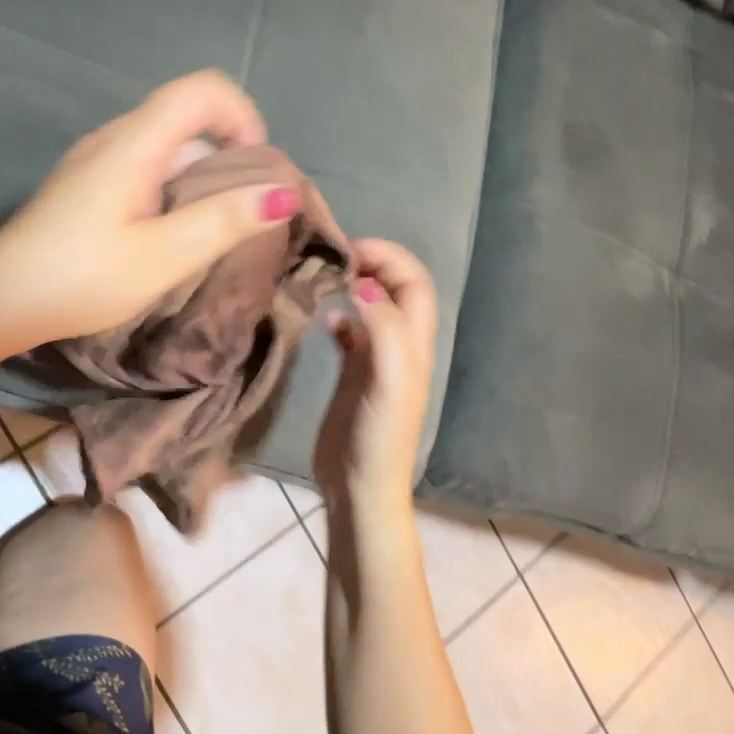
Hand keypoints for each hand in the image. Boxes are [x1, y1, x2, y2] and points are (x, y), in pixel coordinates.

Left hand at [0, 71, 302, 348]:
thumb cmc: (83, 278)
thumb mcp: (163, 256)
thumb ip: (224, 221)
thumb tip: (284, 193)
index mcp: (134, 143)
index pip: (203, 90)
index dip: (244, 117)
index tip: (255, 175)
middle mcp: (113, 139)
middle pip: (187, 121)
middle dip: (228, 159)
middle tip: (241, 219)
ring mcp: (93, 163)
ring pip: (165, 150)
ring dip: (199, 182)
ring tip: (208, 237)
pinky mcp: (83, 188)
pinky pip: (142, 172)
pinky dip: (170, 195)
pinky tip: (166, 241)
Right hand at [315, 239, 438, 501]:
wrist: (360, 486)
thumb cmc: (378, 435)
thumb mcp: (389, 379)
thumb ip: (381, 329)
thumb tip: (361, 284)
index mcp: (415, 343)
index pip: (413, 282)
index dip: (389, 257)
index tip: (349, 247)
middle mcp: (399, 345)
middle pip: (394, 288)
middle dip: (369, 263)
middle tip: (330, 256)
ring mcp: (375, 359)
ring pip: (370, 307)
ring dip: (352, 285)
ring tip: (321, 274)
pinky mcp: (352, 374)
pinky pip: (349, 332)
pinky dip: (338, 315)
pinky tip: (319, 314)